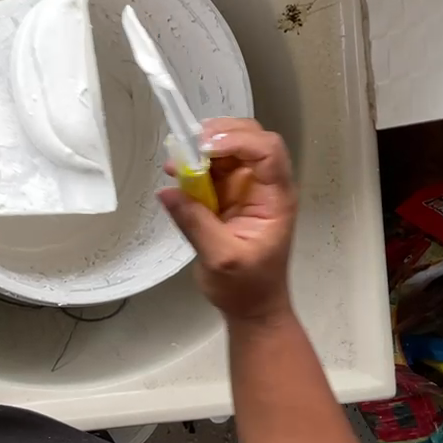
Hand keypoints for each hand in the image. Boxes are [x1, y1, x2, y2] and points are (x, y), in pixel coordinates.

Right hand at [158, 118, 297, 321]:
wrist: (252, 307)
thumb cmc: (246, 287)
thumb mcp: (220, 258)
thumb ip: (195, 223)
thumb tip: (166, 192)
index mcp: (276, 198)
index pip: (267, 152)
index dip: (237, 141)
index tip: (202, 149)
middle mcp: (264, 185)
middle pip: (251, 139)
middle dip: (220, 135)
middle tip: (187, 145)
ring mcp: (246, 188)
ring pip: (230, 148)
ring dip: (203, 147)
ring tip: (176, 160)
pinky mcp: (228, 195)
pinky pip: (213, 168)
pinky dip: (194, 163)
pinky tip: (176, 171)